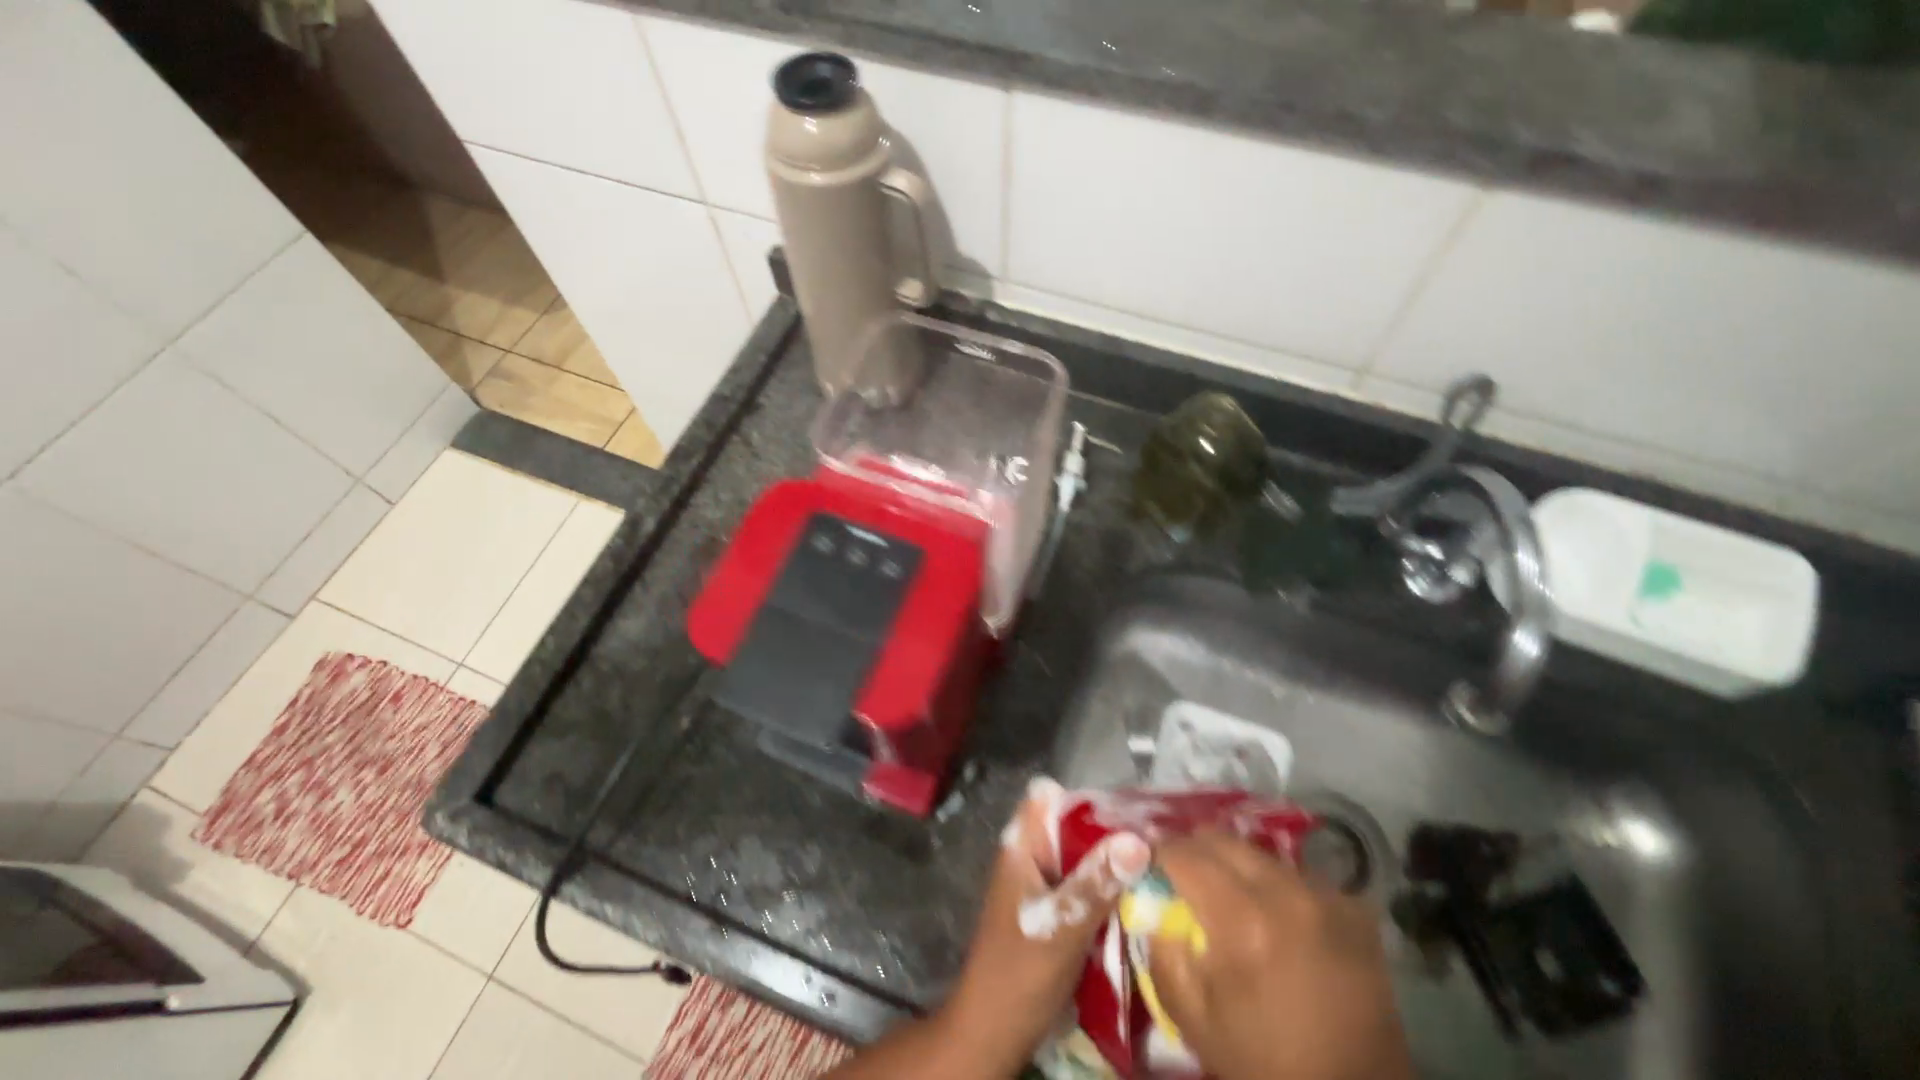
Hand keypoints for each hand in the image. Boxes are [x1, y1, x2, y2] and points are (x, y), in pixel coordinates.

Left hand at [941, 777, 1150, 1073]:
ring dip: (1117, 860)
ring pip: (1086, 856)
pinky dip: (1113, 887)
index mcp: (1022, 847)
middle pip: (1075, 825)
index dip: (1089, 796)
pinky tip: (1147, 893)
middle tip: (1164, 835)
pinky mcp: (1060, 911)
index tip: (1135, 807)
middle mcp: (1033, 857)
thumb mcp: (1061, 925)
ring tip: (1165, 860)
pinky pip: (1090, 885)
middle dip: (1114, 828)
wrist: (996, 1028)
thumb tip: (1138, 839)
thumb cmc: (1019, 972)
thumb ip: (1096, 883)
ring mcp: (1046, 884)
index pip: (1051, 797)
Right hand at [1149, 832, 1412, 1079]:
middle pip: (1226, 841)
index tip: (1146, 865)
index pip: (1186, 856)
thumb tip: (1155, 904)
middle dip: (1195, 851)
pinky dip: (1277, 886)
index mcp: (1242, 921)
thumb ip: (1163, 953)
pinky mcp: (1356, 910)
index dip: (1159, 854)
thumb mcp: (1193, 1018)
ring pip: (1263, 855)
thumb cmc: (1265, 1059)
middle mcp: (1288, 893)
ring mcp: (1328, 897)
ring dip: (1237, 866)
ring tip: (1227, 893)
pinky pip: (1300, 877)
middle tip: (1180, 873)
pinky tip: (1275, 915)